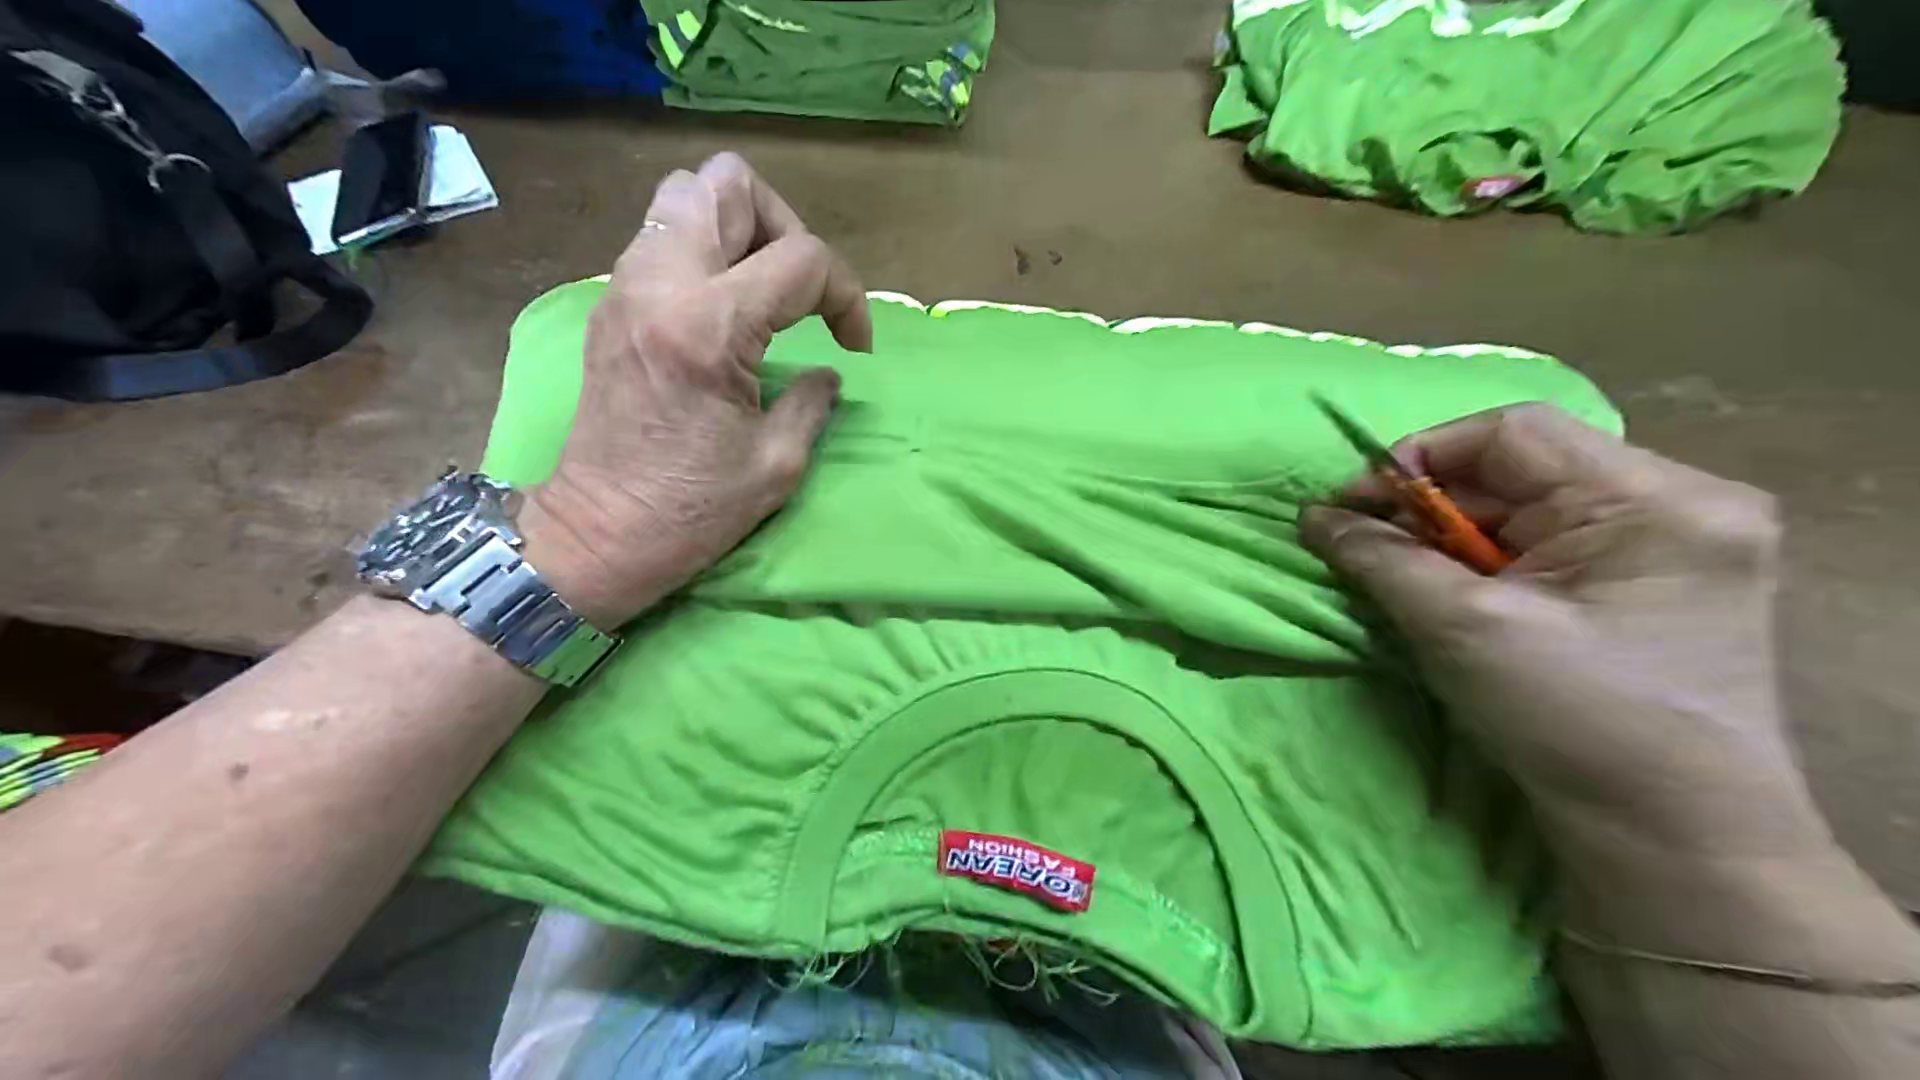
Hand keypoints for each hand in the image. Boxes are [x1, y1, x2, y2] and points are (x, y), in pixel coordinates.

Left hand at [516, 153, 872, 627]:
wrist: (597, 533)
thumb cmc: (693, 510)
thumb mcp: (778, 462)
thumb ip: (813, 399)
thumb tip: (828, 370)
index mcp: (709, 328)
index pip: (800, 259)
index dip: (847, 295)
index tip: (855, 345)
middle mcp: (660, 284)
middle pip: (727, 184)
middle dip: (784, 226)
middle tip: (801, 290)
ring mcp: (625, 286)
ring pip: (687, 195)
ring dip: (740, 229)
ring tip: (766, 291)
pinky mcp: (611, 302)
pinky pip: (664, 236)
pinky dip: (707, 251)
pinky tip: (726, 309)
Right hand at [1299, 404, 1823, 859]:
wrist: (1670, 833)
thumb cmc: (1573, 719)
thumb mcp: (1458, 626)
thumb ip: (1379, 557)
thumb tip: (1311, 515)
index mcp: (1656, 501)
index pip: (1511, 431)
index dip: (1420, 457)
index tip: (1357, 505)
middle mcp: (1676, 504)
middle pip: (1514, 469)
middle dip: (1426, 505)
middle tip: (1363, 544)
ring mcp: (1665, 542)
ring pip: (1519, 507)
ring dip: (1445, 536)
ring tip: (1400, 574)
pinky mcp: (1644, 578)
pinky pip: (1537, 541)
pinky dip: (1477, 559)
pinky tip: (1447, 592)